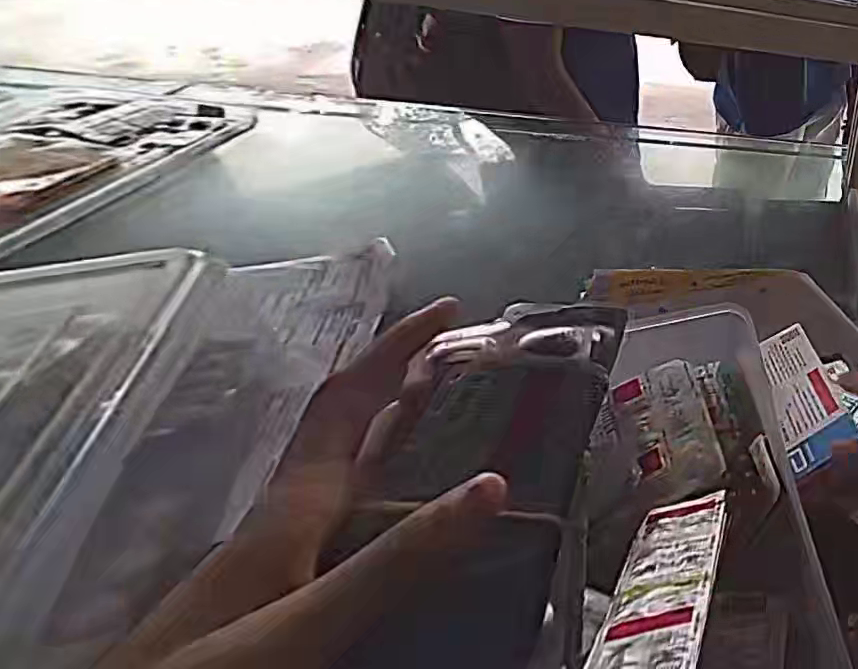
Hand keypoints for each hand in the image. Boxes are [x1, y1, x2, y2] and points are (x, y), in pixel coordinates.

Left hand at [102, 299, 506, 668]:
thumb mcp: (299, 626)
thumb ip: (394, 559)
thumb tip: (495, 483)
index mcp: (294, 507)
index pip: (348, 402)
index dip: (396, 348)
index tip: (448, 309)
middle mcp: (292, 517)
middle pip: (354, 425)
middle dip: (410, 377)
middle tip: (473, 354)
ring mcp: (285, 554)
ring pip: (358, 465)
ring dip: (407, 424)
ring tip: (464, 407)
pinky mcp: (287, 588)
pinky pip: (360, 507)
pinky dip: (399, 478)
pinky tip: (425, 497)